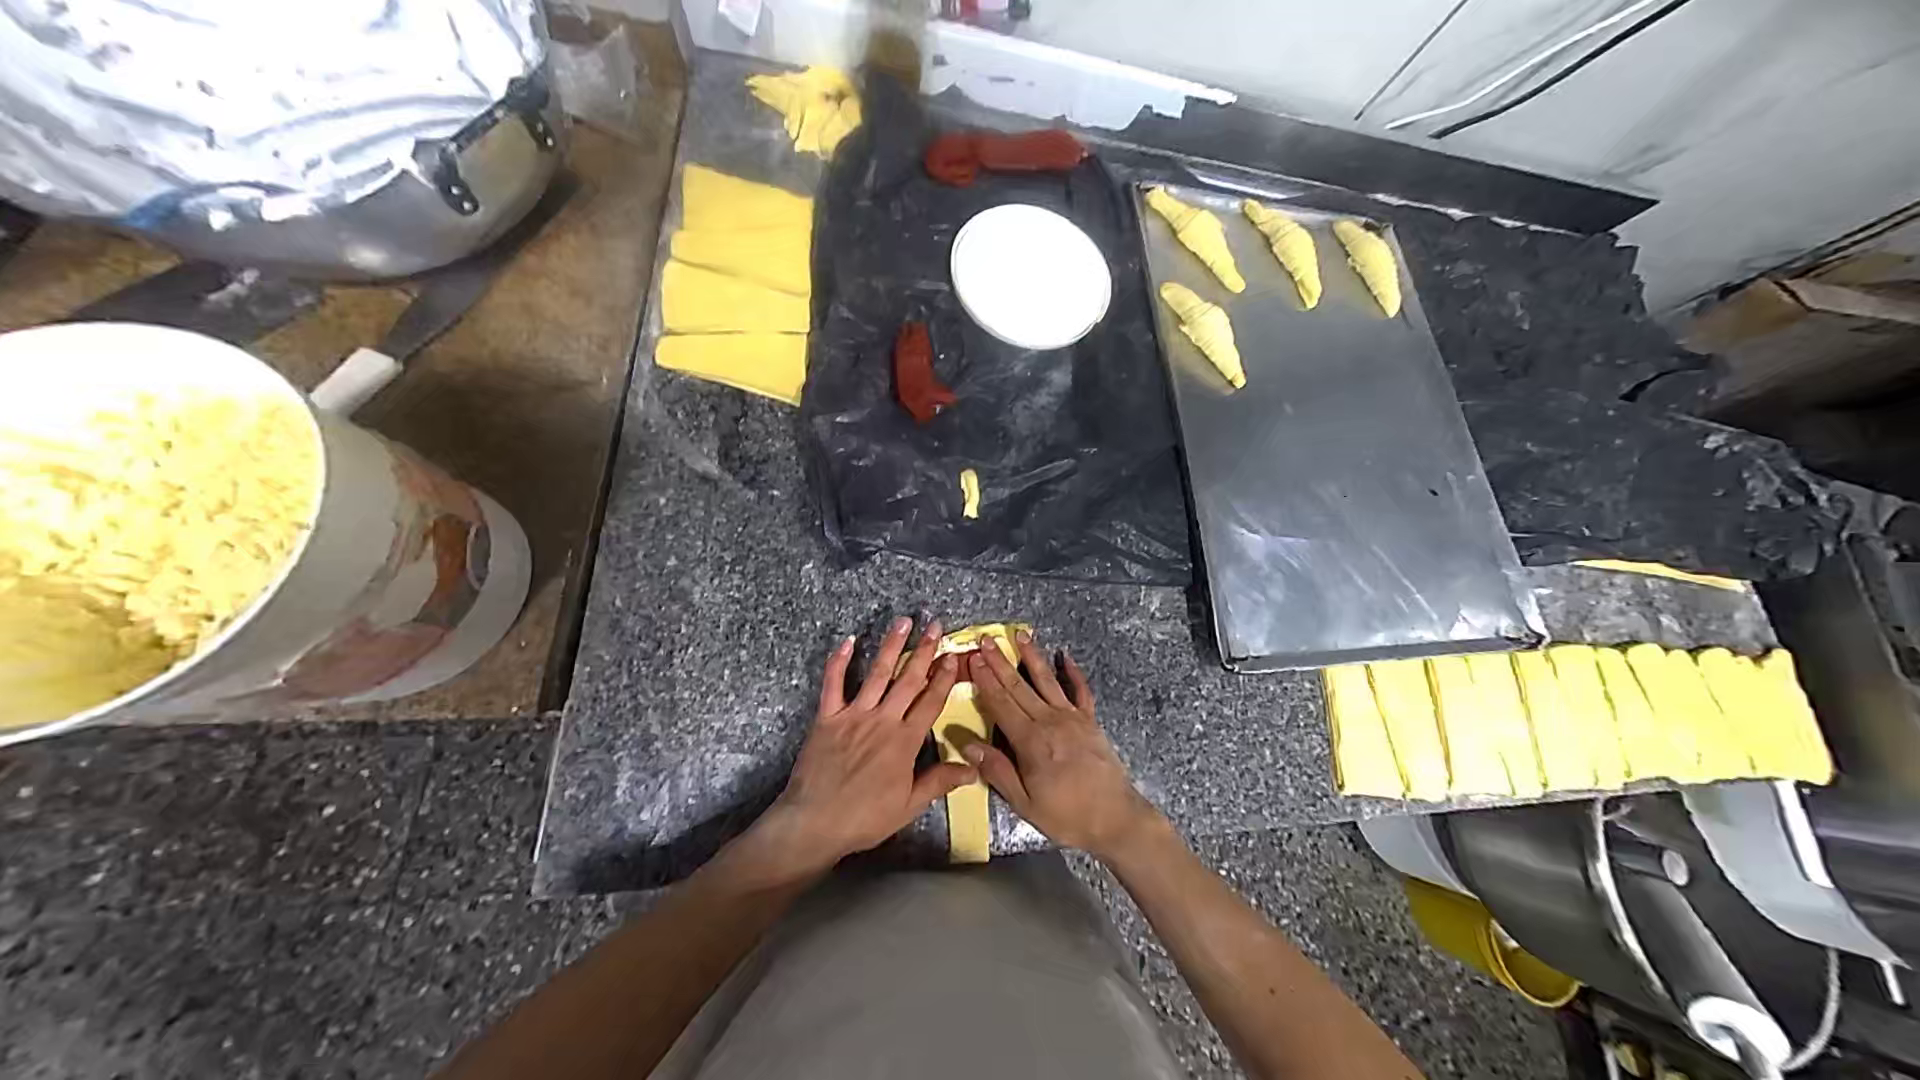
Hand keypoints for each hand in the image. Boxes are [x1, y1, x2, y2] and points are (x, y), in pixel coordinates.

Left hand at [736, 617, 974, 883]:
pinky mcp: (827, 717)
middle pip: (909, 679)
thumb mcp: (908, 806)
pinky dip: (839, 661)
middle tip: (935, 626)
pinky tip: (847, 641)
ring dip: (891, 645)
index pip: (930, 702)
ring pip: (877, 673)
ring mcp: (853, 715)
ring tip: (903, 621)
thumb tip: (973, 769)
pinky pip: (833, 683)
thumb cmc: (864, 818)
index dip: (944, 677)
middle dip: (925, 651)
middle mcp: (883, 720)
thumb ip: (939, 782)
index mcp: (905, 741)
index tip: (953, 655)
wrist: (814, 822)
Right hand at [964, 631, 1163, 861]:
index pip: (1001, 703)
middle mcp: (1050, 721)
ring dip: (1032, 656)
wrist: (1116, 819)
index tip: (972, 659)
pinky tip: (1065, 656)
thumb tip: (968, 744)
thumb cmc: (1067, 816)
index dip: (985, 680)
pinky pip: (1080, 691)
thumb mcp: (1025, 803)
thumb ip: (997, 771)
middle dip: (1000, 662)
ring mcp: (1073, 718)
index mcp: (1030, 741)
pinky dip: (1073, 672)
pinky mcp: (1090, 721)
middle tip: (985, 640)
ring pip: (1047, 680)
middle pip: (1019, 686)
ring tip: (1020, 635)